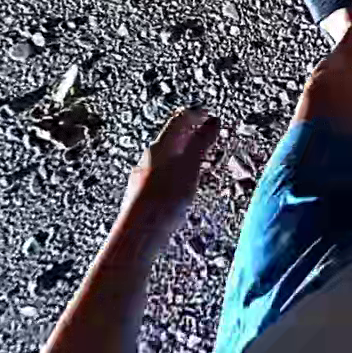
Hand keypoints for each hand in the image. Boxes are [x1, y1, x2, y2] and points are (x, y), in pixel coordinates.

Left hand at [114, 107, 218, 247]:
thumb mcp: (191, 164)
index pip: (178, 120)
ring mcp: (143, 179)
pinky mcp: (142, 198)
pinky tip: (184, 187)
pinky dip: (178, 174)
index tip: (209, 115)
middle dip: (191, 135)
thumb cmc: (164, 198)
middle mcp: (148, 159)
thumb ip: (202, 141)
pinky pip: (163, 177)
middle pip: (171, 139)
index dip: (195, 115)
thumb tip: (213, 121)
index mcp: (159, 146)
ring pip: (167, 159)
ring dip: (185, 156)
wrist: (138, 238)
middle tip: (208, 137)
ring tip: (201, 162)